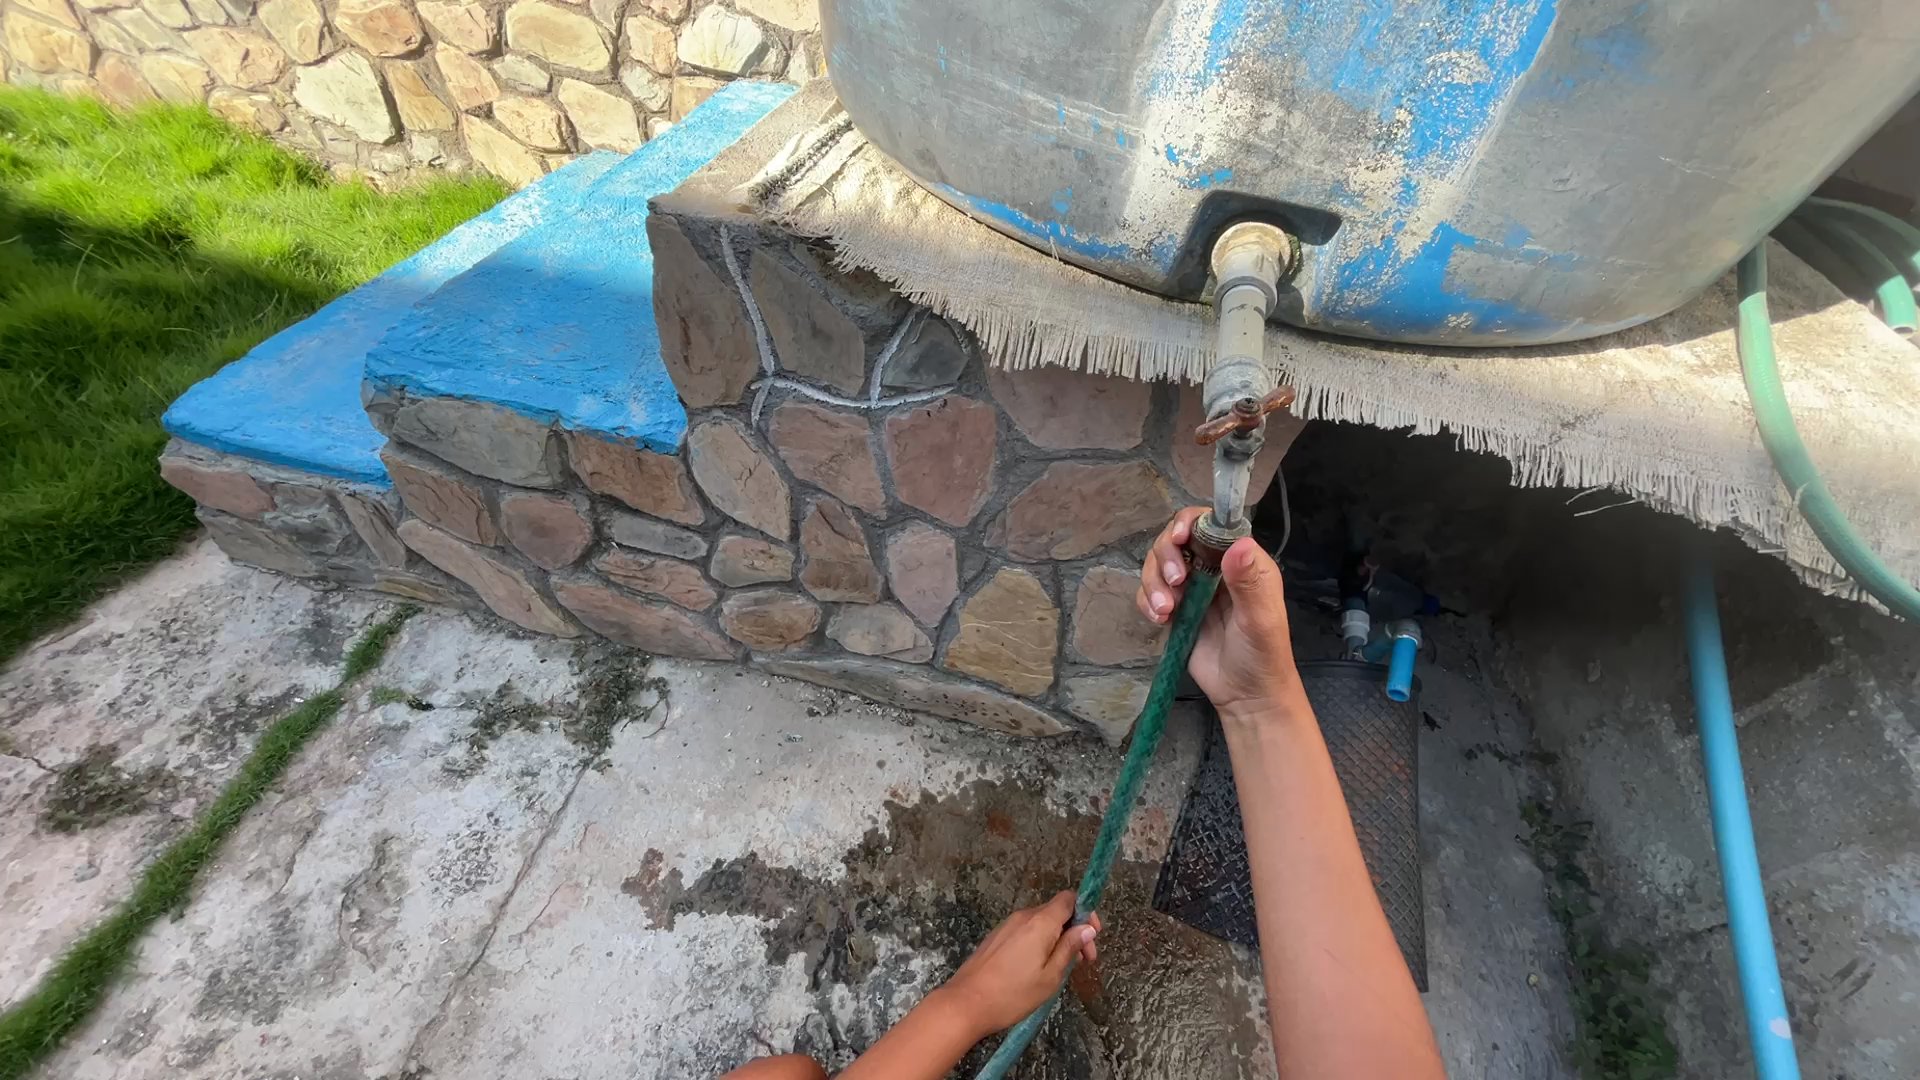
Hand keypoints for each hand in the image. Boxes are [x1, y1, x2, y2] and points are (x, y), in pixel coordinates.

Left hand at [935, 891, 1099, 1039]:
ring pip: (1042, 922)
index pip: (1068, 899)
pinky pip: (1027, 930)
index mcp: (1040, 922)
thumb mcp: (1050, 976)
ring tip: (1062, 968)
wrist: (967, 1002)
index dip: (1085, 913)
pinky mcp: (998, 935)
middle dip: (1074, 931)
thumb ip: (1069, 948)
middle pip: (1056, 911)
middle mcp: (1024, 916)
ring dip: (1058, 938)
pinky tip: (1040, 967)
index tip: (1092, 938)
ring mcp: (1008, 924)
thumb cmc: (1013, 993)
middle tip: (1084, 962)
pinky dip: (1040, 941)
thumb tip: (1087, 928)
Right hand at [1136, 507, 1303, 721]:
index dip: (1189, 523)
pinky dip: (1146, 602)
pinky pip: (1148, 592)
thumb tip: (1238, 544)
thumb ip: (1249, 582)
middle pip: (1175, 539)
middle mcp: (1213, 567)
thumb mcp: (1260, 620)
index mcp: (1240, 561)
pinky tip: (1159, 620)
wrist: (1245, 696)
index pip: (1210, 525)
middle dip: (1166, 557)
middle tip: (1175, 583)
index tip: (1178, 538)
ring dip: (1153, 582)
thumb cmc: (1262, 656)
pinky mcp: (1173, 608)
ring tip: (1165, 610)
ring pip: (1157, 564)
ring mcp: (1191, 587)